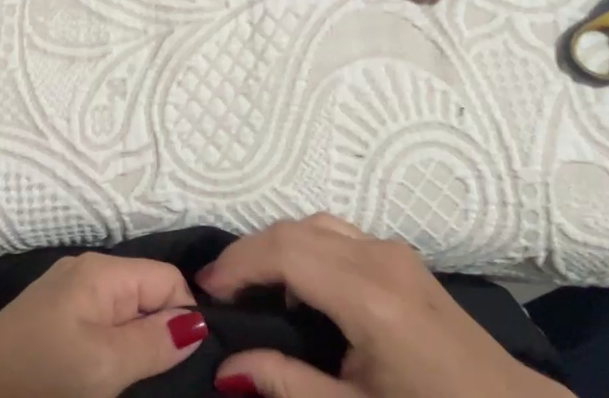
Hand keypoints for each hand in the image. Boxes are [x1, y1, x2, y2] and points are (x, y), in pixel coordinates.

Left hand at [0, 252, 209, 397]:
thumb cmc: (41, 376)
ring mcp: (65, 293)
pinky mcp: (51, 318)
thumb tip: (198, 320)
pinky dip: (112, 346)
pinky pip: (101, 322)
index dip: (186, 317)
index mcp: (100, 270)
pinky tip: (108, 374)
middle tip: (163, 378)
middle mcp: (84, 270)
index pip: (169, 277)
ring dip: (137, 344)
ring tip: (136, 380)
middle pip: (147, 292)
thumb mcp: (106, 364)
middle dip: (162, 331)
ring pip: (125, 311)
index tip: (186, 362)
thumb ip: (155, 340)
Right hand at [196, 215, 574, 397]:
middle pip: (293, 230)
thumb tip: (226, 364)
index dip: (236, 264)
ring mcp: (394, 253)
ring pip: (314, 225)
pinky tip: (299, 288)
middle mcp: (380, 259)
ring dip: (276, 247)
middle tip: (219, 293)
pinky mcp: (402, 258)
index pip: (283, 251)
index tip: (206, 293)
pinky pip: (337, 234)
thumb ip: (288, 384)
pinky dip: (304, 248)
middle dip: (248, 255)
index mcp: (370, 297)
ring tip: (252, 289)